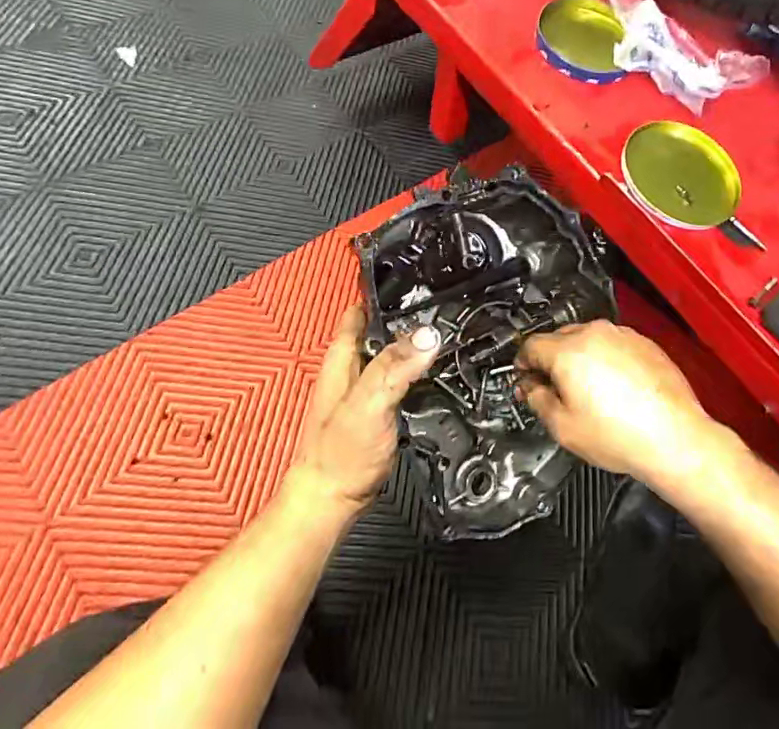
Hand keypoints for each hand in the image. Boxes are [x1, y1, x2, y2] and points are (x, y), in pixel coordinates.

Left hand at [291, 306, 438, 511]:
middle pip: (383, 328)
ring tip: (446, 331)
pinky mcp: (379, 407)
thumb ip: (395, 367)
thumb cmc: (337, 458)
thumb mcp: (369, 405)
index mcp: (343, 359)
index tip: (411, 275)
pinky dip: (419, 369)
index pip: (362, 308)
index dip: (383, 290)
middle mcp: (353, 369)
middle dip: (409, 315)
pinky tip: (436, 373)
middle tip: (441, 301)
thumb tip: (426, 335)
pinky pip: (403, 377)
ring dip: (416, 343)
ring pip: (395, 352)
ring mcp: (366, 388)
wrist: (332, 501)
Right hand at [516, 320, 729, 488]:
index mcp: (570, 350)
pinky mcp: (645, 344)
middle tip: (552, 390)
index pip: (531, 345)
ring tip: (587, 395)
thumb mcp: (562, 426)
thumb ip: (537, 399)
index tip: (525, 378)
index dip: (522, 365)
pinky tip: (612, 391)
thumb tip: (531, 389)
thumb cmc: (624, 434)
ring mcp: (624, 336)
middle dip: (551, 361)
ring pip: (589, 340)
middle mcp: (597, 334)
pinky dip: (607, 361)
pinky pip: (614, 346)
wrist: (673, 437)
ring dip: (580, 359)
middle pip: (559, 338)